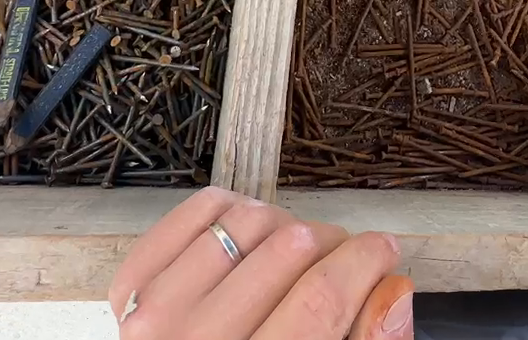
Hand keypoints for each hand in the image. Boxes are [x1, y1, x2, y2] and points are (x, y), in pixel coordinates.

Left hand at [107, 185, 413, 339]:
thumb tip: (396, 288)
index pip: (319, 301)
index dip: (365, 263)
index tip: (385, 250)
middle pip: (289, 252)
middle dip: (332, 244)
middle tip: (342, 257)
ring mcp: (153, 318)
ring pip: (250, 220)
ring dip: (285, 226)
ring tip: (294, 255)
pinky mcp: (131, 288)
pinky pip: (201, 210)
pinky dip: (235, 208)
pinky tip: (251, 240)